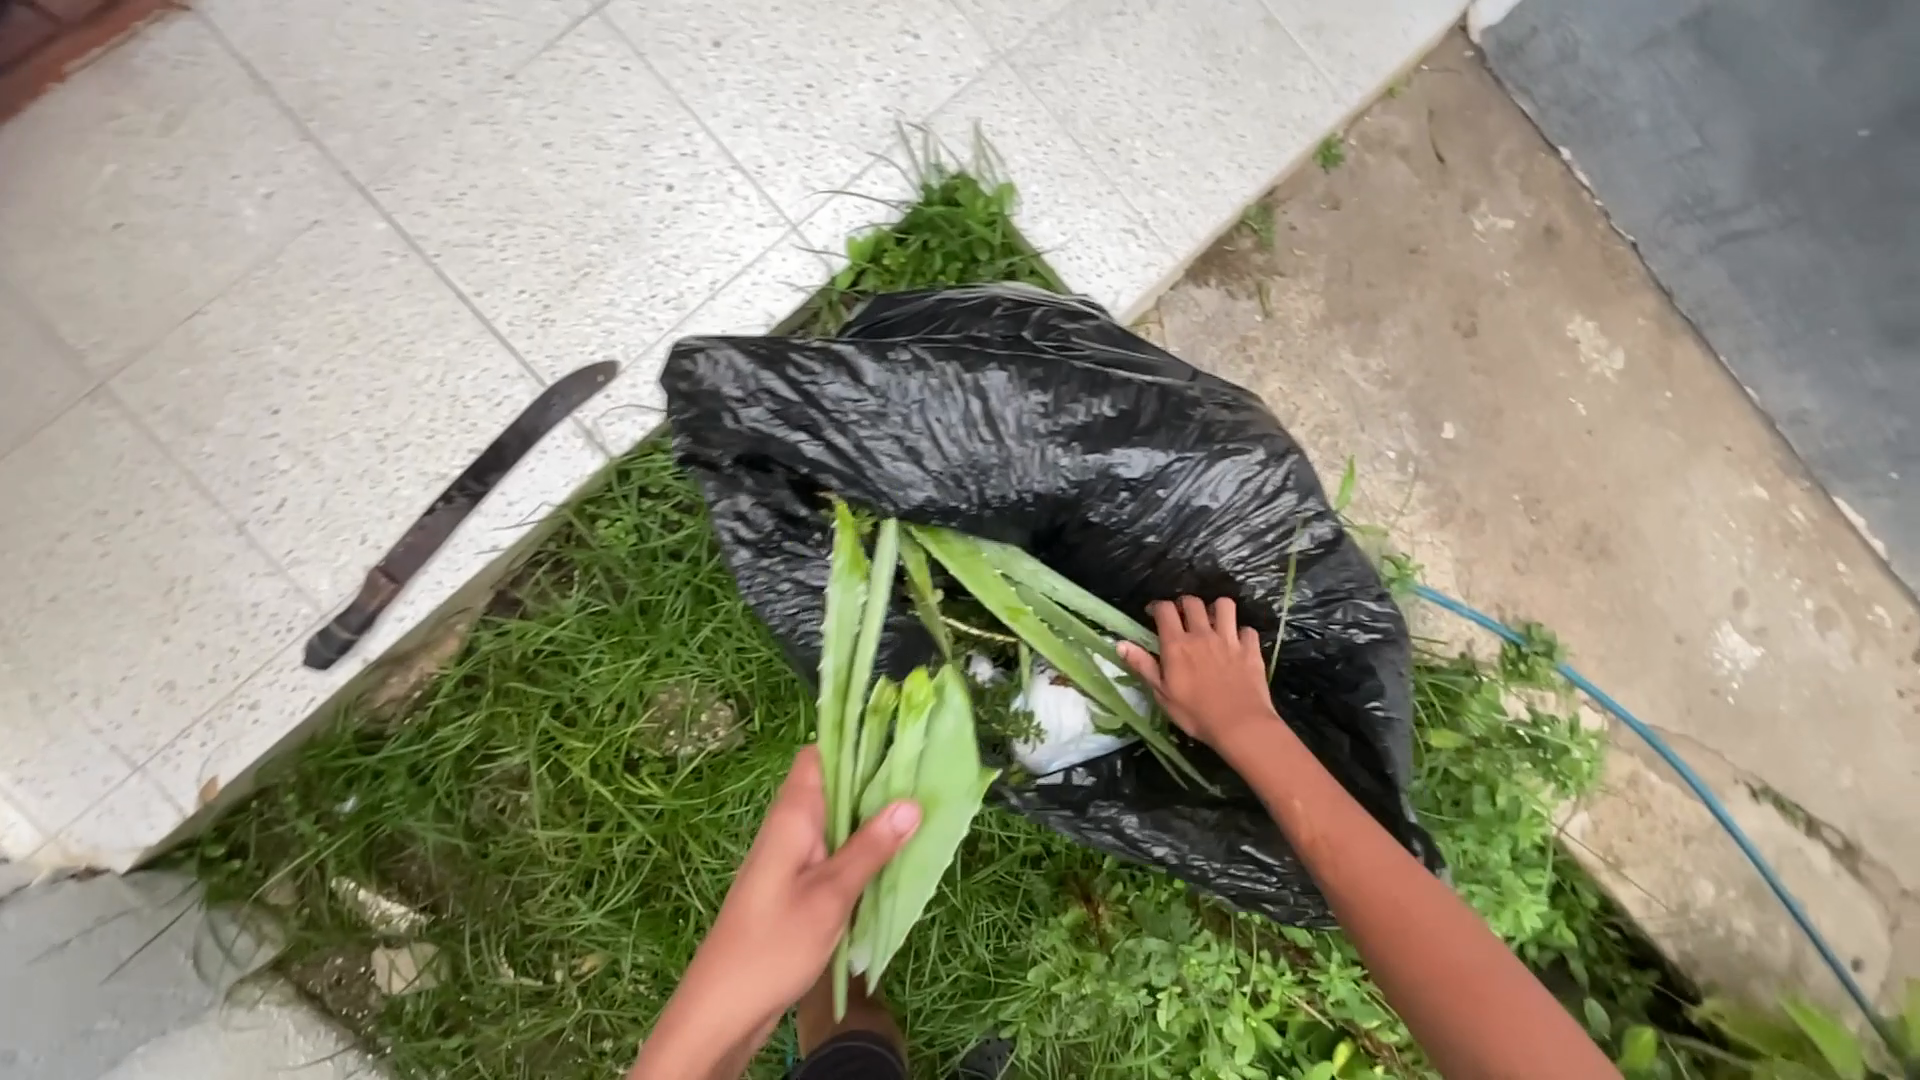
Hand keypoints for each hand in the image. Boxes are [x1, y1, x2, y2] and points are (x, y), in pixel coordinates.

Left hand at [629, 747, 919, 1077]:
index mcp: (793, 814)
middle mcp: (790, 825)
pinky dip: (858, 848)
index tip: (899, 744)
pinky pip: (831, 849)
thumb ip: (871, 847)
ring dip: (869, 818)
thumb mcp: (831, 895)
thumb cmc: (774, 945)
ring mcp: (791, 855)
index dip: (855, 743)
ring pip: (835, 819)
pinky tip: (889, 860)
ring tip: (918, 816)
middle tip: (923, 782)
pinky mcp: (794, 883)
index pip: (819, 755)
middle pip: (833, 785)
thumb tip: (911, 802)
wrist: (722, 1010)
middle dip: (874, 782)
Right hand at [1119, 597, 1281, 747]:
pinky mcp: (1251, 649)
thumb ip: (1143, 666)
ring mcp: (1229, 639)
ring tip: (1212, 621)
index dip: (1157, 606)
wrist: (1240, 725)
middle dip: (1185, 604)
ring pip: (1225, 606)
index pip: (1165, 610)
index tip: (1153, 614)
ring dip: (1216, 608)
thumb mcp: (1162, 694)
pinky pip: (1247, 629)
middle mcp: (1203, 635)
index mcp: (1177, 644)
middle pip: (1193, 602)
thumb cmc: (1196, 713)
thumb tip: (1120, 644)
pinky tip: (1237, 642)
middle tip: (1182, 617)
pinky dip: (1241, 632)